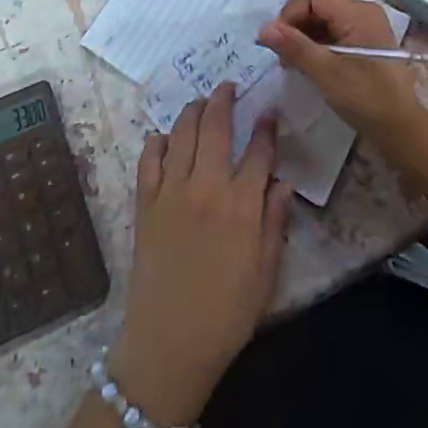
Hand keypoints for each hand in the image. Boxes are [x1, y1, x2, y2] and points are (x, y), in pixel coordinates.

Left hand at [114, 84, 292, 427]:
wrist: (169, 341)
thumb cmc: (226, 313)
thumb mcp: (266, 273)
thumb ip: (275, 223)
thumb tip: (282, 182)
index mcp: (241, 206)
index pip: (258, 152)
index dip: (266, 127)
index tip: (268, 110)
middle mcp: (205, 188)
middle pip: (215, 129)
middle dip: (223, 100)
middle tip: (227, 86)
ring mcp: (170, 192)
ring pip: (181, 135)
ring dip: (191, 111)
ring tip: (199, 101)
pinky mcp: (145, 203)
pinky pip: (148, 160)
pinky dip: (156, 142)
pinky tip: (162, 136)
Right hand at [257, 0, 427, 137]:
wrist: (400, 127)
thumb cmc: (366, 98)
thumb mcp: (326, 73)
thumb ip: (295, 47)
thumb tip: (263, 29)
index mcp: (357, 13)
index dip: (289, 13)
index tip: (278, 42)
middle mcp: (361, 11)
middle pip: (314, 3)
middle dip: (293, 25)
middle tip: (283, 56)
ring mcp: (362, 25)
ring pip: (319, 17)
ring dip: (301, 36)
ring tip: (292, 63)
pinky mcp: (361, 39)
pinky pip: (329, 30)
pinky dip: (314, 44)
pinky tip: (306, 65)